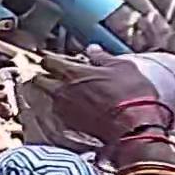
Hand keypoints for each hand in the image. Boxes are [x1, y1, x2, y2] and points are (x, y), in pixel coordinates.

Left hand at [36, 48, 164, 143]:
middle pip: (40, 80)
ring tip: (69, 94)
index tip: (58, 62)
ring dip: (53, 94)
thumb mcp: (122, 67)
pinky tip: (76, 109)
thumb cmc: (130, 94)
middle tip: (58, 77)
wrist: (134, 125)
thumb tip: (92, 49)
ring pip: (47, 97)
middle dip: (45, 77)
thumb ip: (102, 57)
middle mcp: (61, 90)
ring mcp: (61, 109)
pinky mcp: (66, 124)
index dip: (52, 61)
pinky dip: (62, 109)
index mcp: (72, 73)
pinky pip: (56, 113)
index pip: (48, 62)